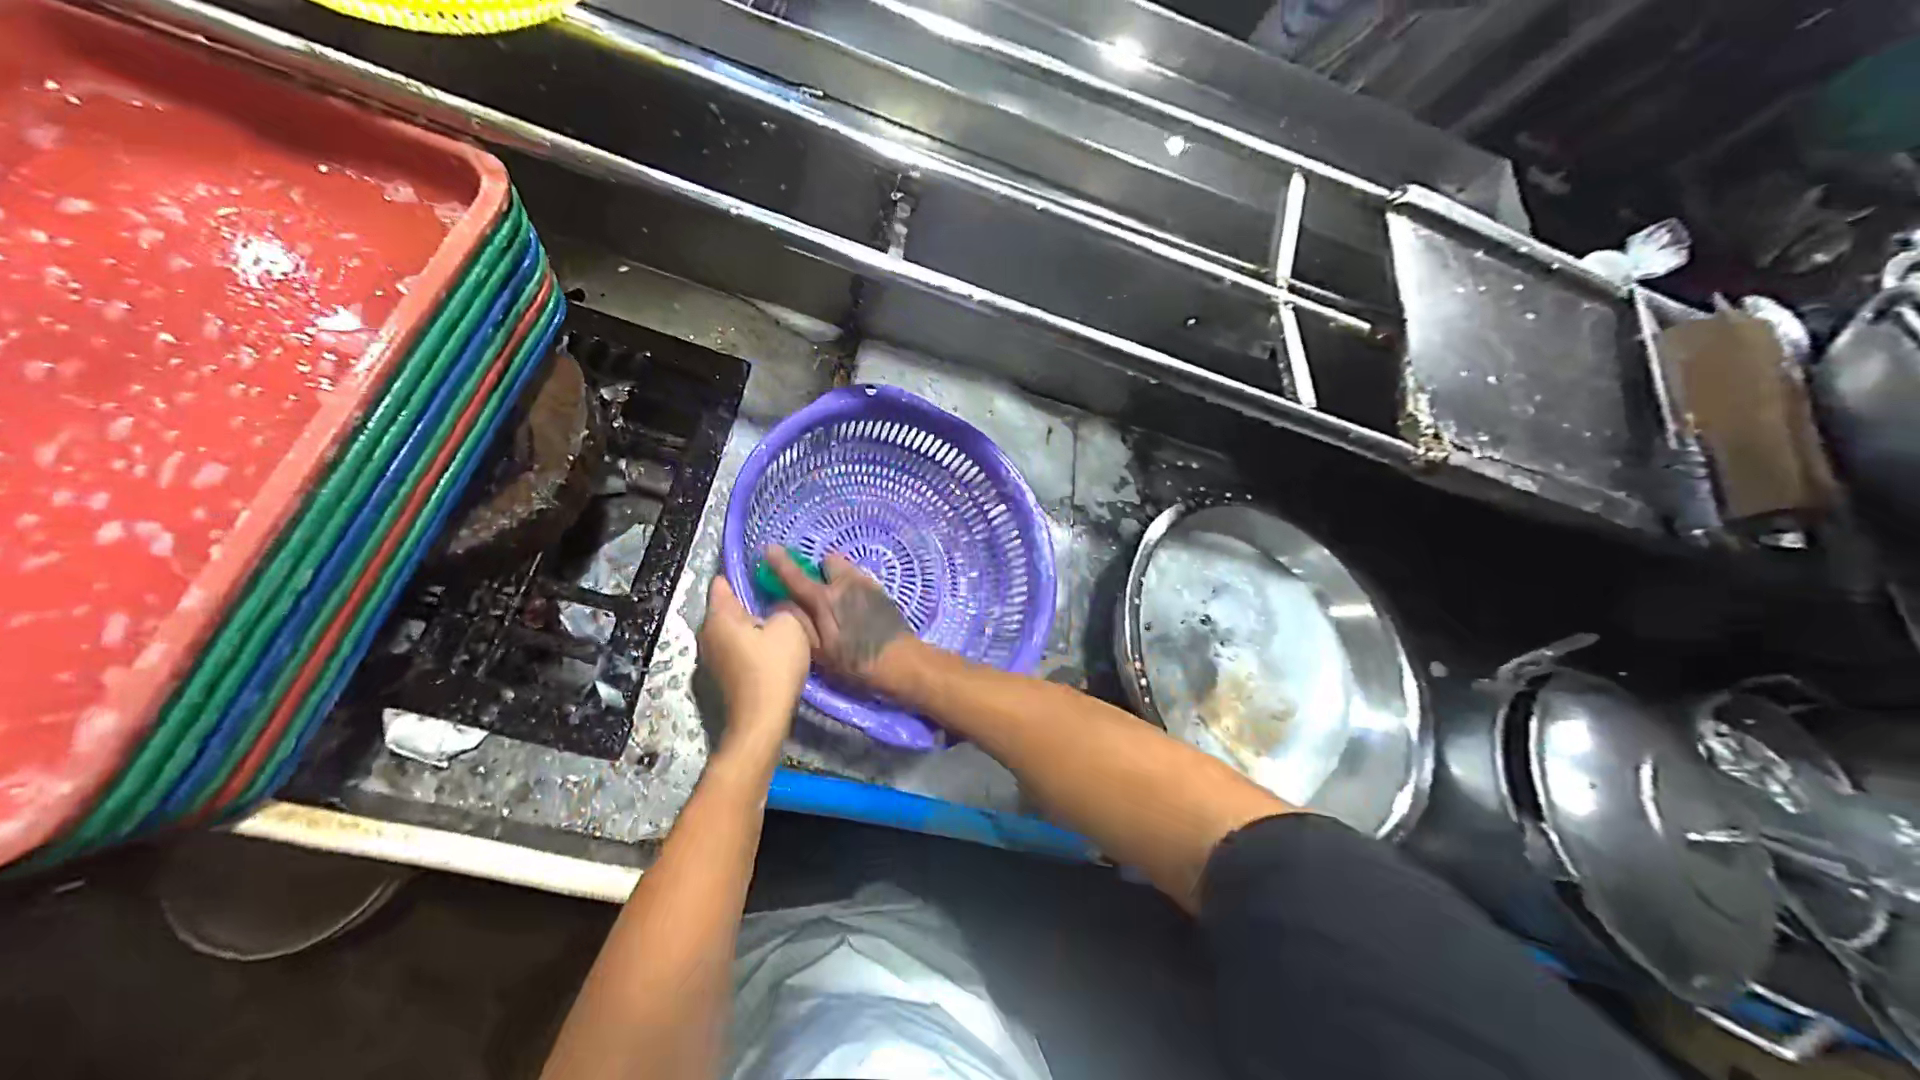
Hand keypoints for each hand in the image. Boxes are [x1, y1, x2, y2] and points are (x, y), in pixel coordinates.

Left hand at [698, 575, 810, 758]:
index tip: (764, 571)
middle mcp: (707, 634)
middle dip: (751, 602)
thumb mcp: (790, 626)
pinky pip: (738, 648)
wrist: (762, 719)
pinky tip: (773, 649)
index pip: (723, 583)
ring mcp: (711, 657)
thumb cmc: (774, 668)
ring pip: (734, 629)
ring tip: (780, 622)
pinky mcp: (723, 675)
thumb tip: (777, 608)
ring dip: (753, 625)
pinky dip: (752, 644)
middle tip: (779, 598)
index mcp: (719, 617)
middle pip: (729, 607)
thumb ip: (783, 606)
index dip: (743, 574)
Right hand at [765, 546, 912, 689]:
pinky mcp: (881, 590)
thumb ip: (800, 623)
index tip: (769, 549)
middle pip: (827, 561)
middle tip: (819, 594)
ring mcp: (867, 583)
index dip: (781, 563)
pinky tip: (857, 609)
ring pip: (846, 568)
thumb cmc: (856, 661)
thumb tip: (781, 603)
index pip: (796, 576)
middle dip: (820, 571)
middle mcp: (846, 583)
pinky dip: (853, 586)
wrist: (901, 660)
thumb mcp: (820, 651)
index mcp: (825, 599)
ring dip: (838, 578)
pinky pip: (860, 578)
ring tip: (840, 604)